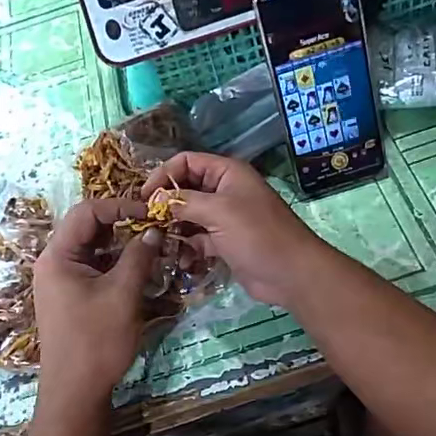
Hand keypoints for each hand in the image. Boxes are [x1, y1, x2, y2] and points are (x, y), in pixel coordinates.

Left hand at [32, 198, 162, 402]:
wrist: (75, 392)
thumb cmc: (96, 341)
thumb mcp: (123, 295)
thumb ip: (138, 257)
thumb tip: (154, 231)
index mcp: (57, 256)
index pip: (87, 212)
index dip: (121, 206)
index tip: (152, 214)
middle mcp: (54, 263)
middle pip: (88, 228)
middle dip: (123, 224)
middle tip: (155, 228)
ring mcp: (61, 281)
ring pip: (94, 249)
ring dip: (122, 245)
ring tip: (152, 248)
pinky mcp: (72, 297)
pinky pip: (94, 268)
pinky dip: (116, 264)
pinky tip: (140, 270)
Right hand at [140, 153, 332, 307]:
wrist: (291, 273)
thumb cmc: (258, 235)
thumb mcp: (219, 211)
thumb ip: (184, 202)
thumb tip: (155, 199)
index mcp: (227, 173)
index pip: (186, 162)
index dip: (163, 175)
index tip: (144, 198)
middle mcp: (225, 191)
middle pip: (185, 189)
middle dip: (165, 204)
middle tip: (144, 222)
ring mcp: (225, 218)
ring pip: (189, 216)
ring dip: (173, 227)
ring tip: (156, 241)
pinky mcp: (224, 243)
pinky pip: (197, 239)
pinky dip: (186, 247)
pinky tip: (176, 259)